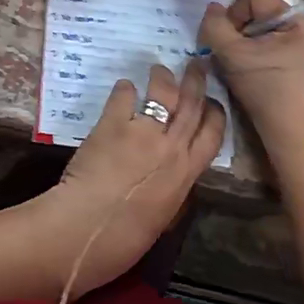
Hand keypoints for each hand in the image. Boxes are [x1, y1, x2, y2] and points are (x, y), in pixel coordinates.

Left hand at [46, 61, 226, 293]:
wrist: (88, 230)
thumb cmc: (126, 238)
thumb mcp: (164, 216)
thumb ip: (172, 189)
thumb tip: (174, 176)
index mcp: (186, 174)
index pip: (213, 134)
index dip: (215, 113)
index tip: (213, 102)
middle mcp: (171, 147)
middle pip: (192, 105)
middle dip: (196, 81)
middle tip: (195, 65)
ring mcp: (144, 132)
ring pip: (163, 93)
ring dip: (163, 77)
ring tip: (159, 70)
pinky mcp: (114, 124)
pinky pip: (125, 96)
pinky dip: (125, 88)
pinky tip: (124, 86)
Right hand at [199, 0, 303, 144]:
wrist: (289, 130)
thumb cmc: (265, 89)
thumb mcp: (232, 54)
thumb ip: (215, 26)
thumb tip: (212, 9)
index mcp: (295, 19)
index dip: (233, 14)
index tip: (229, 42)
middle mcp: (302, 26)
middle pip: (255, 11)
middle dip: (236, 30)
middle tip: (230, 54)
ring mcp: (300, 43)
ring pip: (257, 28)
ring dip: (241, 43)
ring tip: (237, 64)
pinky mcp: (294, 59)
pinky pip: (265, 42)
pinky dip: (250, 52)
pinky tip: (246, 70)